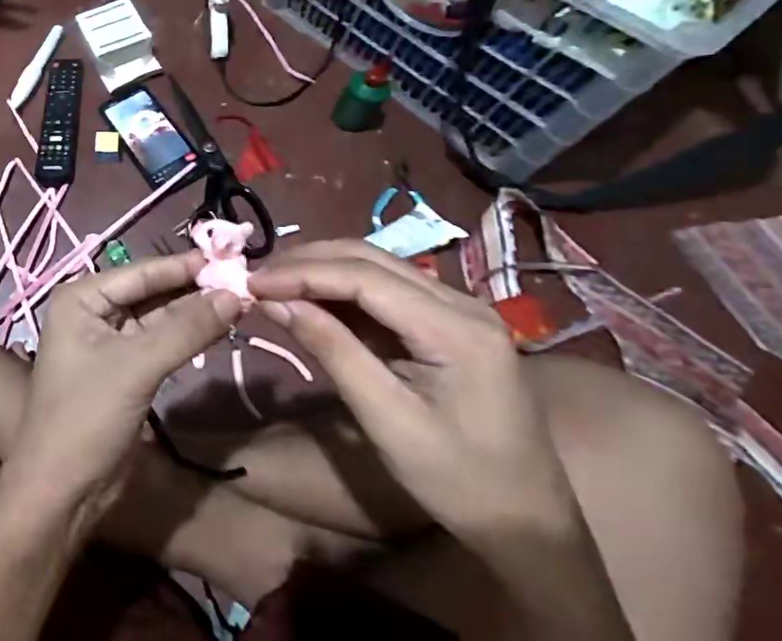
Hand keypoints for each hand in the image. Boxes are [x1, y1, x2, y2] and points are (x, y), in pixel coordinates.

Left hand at [4, 253, 242, 516]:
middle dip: (196, 288)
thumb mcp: (138, 366)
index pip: (144, 271)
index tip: (235, 259)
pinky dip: (190, 335)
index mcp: (82, 297)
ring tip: (242, 301)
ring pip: (161, 315)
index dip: (189, 265)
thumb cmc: (87, 418)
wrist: (63, 495)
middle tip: (245, 281)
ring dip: (197, 312)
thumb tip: (237, 294)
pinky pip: (163, 340)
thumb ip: (188, 328)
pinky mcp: (126, 368)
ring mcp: (110, 340)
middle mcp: (94, 310)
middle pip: (154, 290)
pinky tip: (220, 328)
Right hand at [248, 241, 577, 537]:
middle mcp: (462, 302)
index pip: (366, 277)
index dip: (304, 273)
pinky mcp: (451, 323)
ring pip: (380, 268)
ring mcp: (460, 309)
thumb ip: (334, 351)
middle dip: (311, 263)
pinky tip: (315, 300)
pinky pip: (391, 292)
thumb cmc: (457, 482)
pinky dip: (347, 292)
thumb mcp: (388, 421)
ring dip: (326, 271)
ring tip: (276, 284)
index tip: (253, 281)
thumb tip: (277, 303)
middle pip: (373, 259)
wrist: (527, 522)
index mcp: (456, 327)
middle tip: (258, 277)